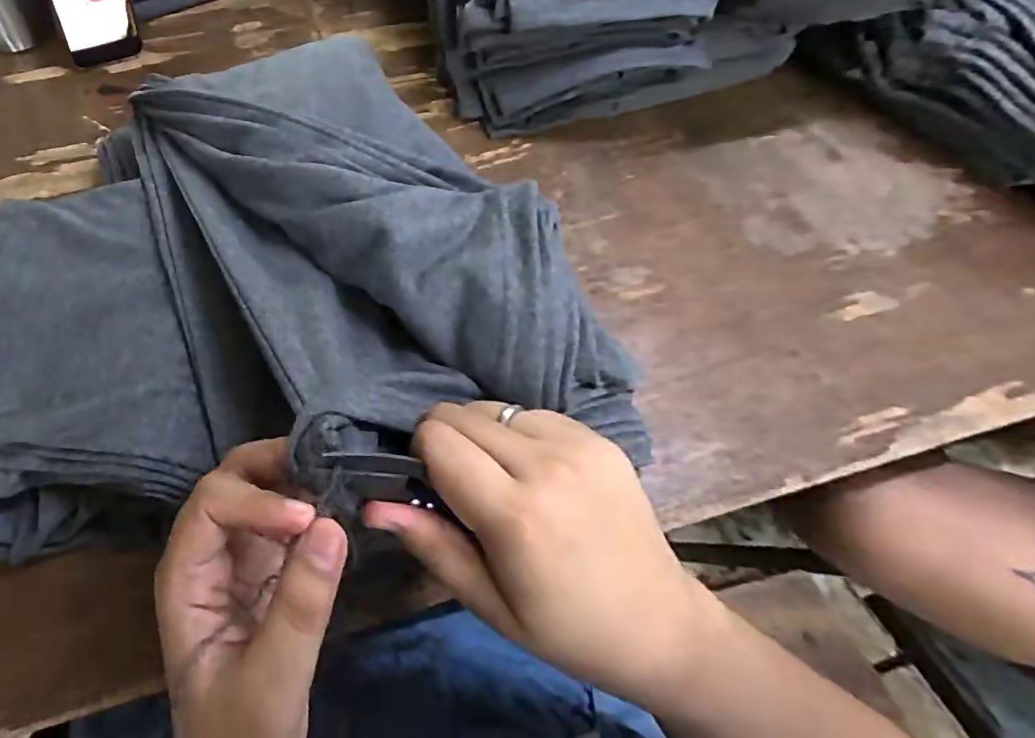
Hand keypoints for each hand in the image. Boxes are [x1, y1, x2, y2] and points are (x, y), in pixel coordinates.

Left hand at [156, 439, 348, 737]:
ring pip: (258, 488)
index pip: (209, 506)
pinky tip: (338, 504)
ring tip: (337, 478)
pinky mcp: (266, 565)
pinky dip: (311, 502)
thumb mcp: (272, 679)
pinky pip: (285, 517)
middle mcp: (205, 551)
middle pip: (229, 481)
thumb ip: (300, 607)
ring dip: (294, 477)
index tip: (306, 517)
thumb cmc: (243, 731)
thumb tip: (332, 525)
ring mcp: (236, 554)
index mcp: (185, 575)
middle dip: (272, 465)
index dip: (256, 500)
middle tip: (324, 465)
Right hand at [362, 402, 728, 704]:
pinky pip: (529, 412)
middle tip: (462, 485)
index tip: (432, 487)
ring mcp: (578, 444)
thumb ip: (431, 544)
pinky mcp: (597, 435)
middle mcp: (546, 464)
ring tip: (500, 477)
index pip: (437, 439)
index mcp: (516, 513)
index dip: (421, 456)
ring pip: (491, 407)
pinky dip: (515, 432)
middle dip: (444, 440)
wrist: (662, 625)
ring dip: (480, 433)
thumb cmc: (565, 628)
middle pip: (459, 413)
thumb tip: (372, 504)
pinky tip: (533, 470)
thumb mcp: (489, 603)